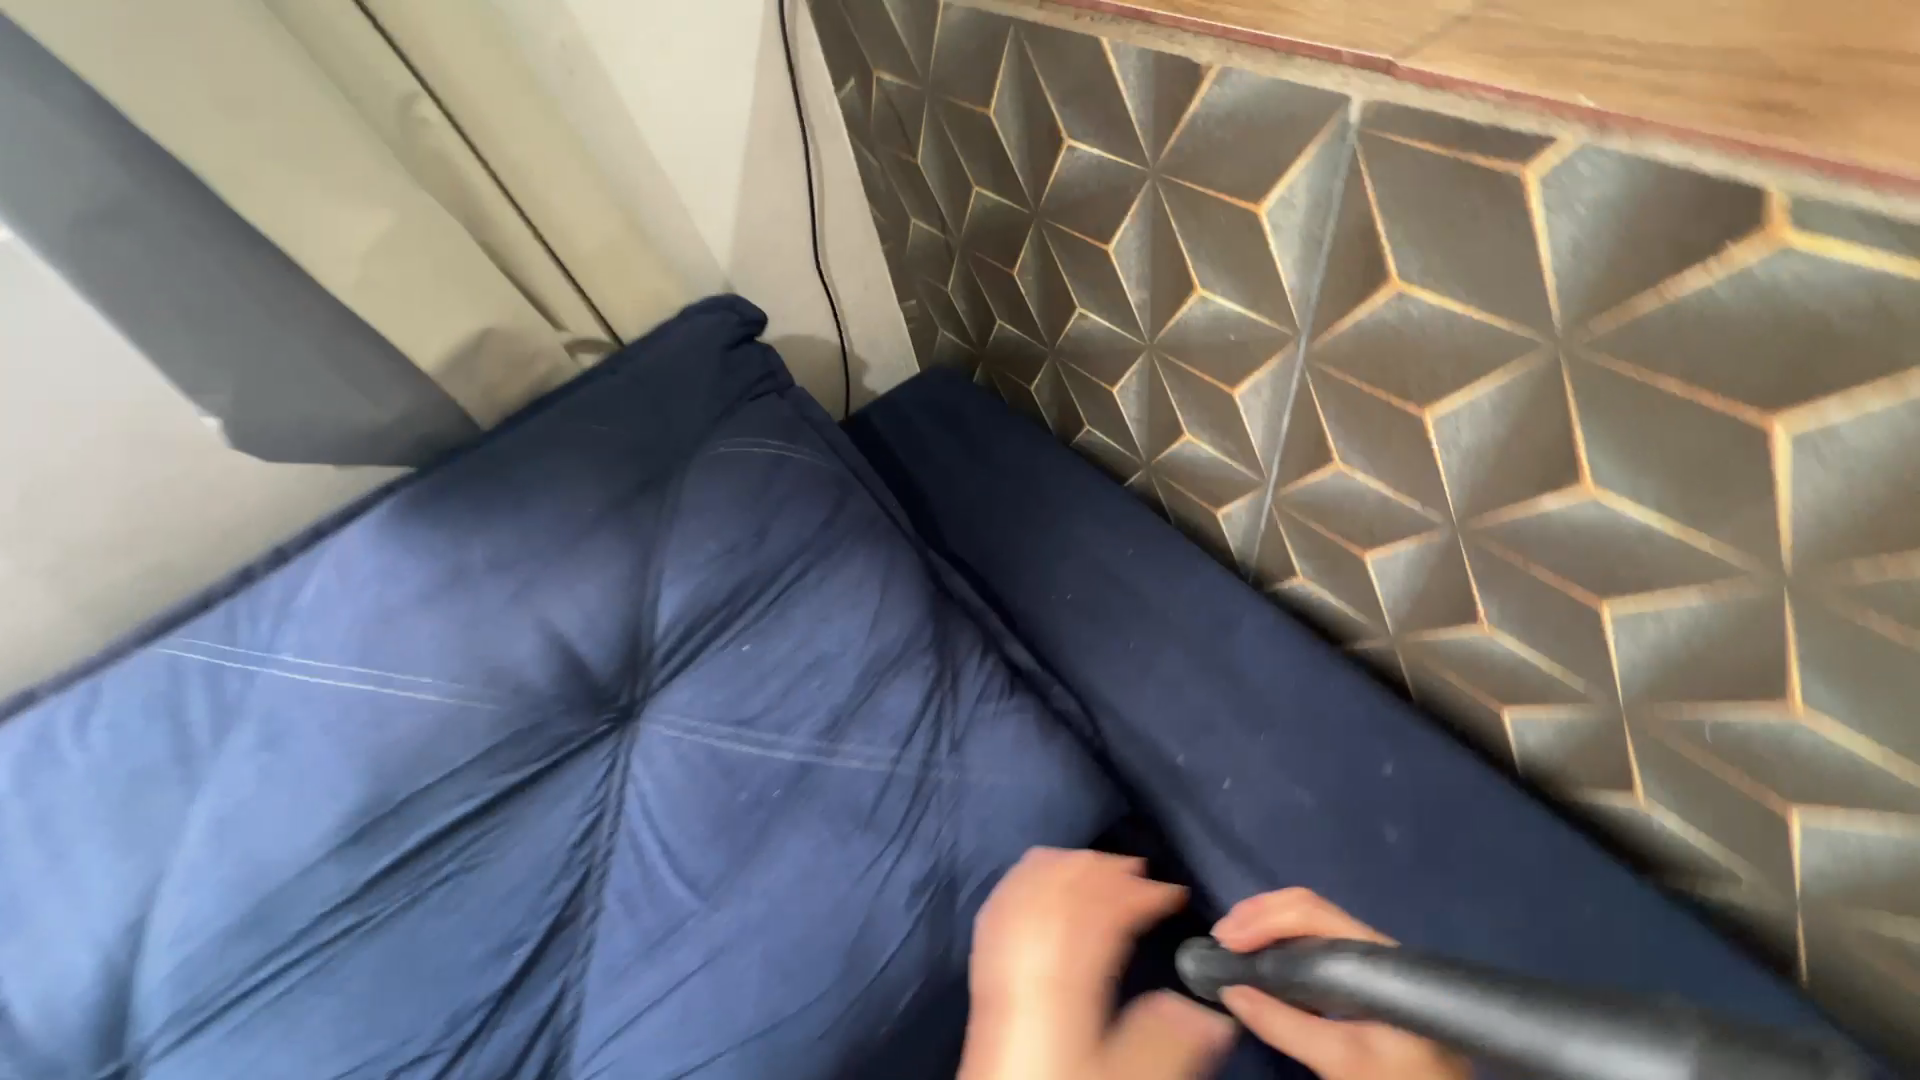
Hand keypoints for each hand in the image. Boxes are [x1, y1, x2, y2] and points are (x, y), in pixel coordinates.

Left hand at [960, 847, 1236, 1079]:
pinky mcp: (983, 960)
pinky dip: (1030, 874)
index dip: (1142, 894)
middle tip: (1145, 874)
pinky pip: (1002, 897)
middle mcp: (1026, 949)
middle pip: (1065, 885)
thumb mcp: (1122, 1076)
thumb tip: (1209, 1011)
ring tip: (1103, 867)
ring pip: (1032, 883)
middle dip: (1107, 870)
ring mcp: (998, 950)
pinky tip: (1042, 872)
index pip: (1104, 911)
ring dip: (1071, 866)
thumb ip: (1165, 1043)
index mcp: (1062, 975)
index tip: (1176, 893)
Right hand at [1211, 889, 1469, 1079]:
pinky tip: (1258, 958)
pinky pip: (1313, 944)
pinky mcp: (1362, 975)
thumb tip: (1230, 990)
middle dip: (1258, 916)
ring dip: (1264, 926)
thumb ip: (1285, 1025)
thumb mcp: (1342, 1061)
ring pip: (1307, 922)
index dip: (1264, 918)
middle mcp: (1373, 944)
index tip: (1228, 941)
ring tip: (1231, 945)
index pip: (1312, 913)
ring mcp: (1369, 958)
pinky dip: (1278, 943)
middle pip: (1307, 908)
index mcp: (1376, 955)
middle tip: (1221, 940)